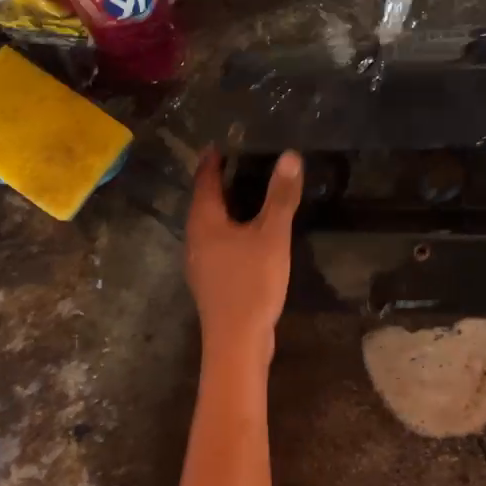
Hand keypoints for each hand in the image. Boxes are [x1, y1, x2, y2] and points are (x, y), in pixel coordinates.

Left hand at [185, 150, 302, 367]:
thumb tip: (290, 155)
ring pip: (210, 224)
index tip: (219, 143)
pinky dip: (230, 228)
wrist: (237, 342)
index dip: (212, 161)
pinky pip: (217, 242)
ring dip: (225, 207)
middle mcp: (195, 238)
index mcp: (204, 221)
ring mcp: (201, 262)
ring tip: (246, 193)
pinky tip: (248, 233)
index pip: (205, 180)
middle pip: (204, 202)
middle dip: (218, 182)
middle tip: (238, 162)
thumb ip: (281, 196)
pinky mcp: (211, 280)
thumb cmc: (251, 283)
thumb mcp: (272, 235)